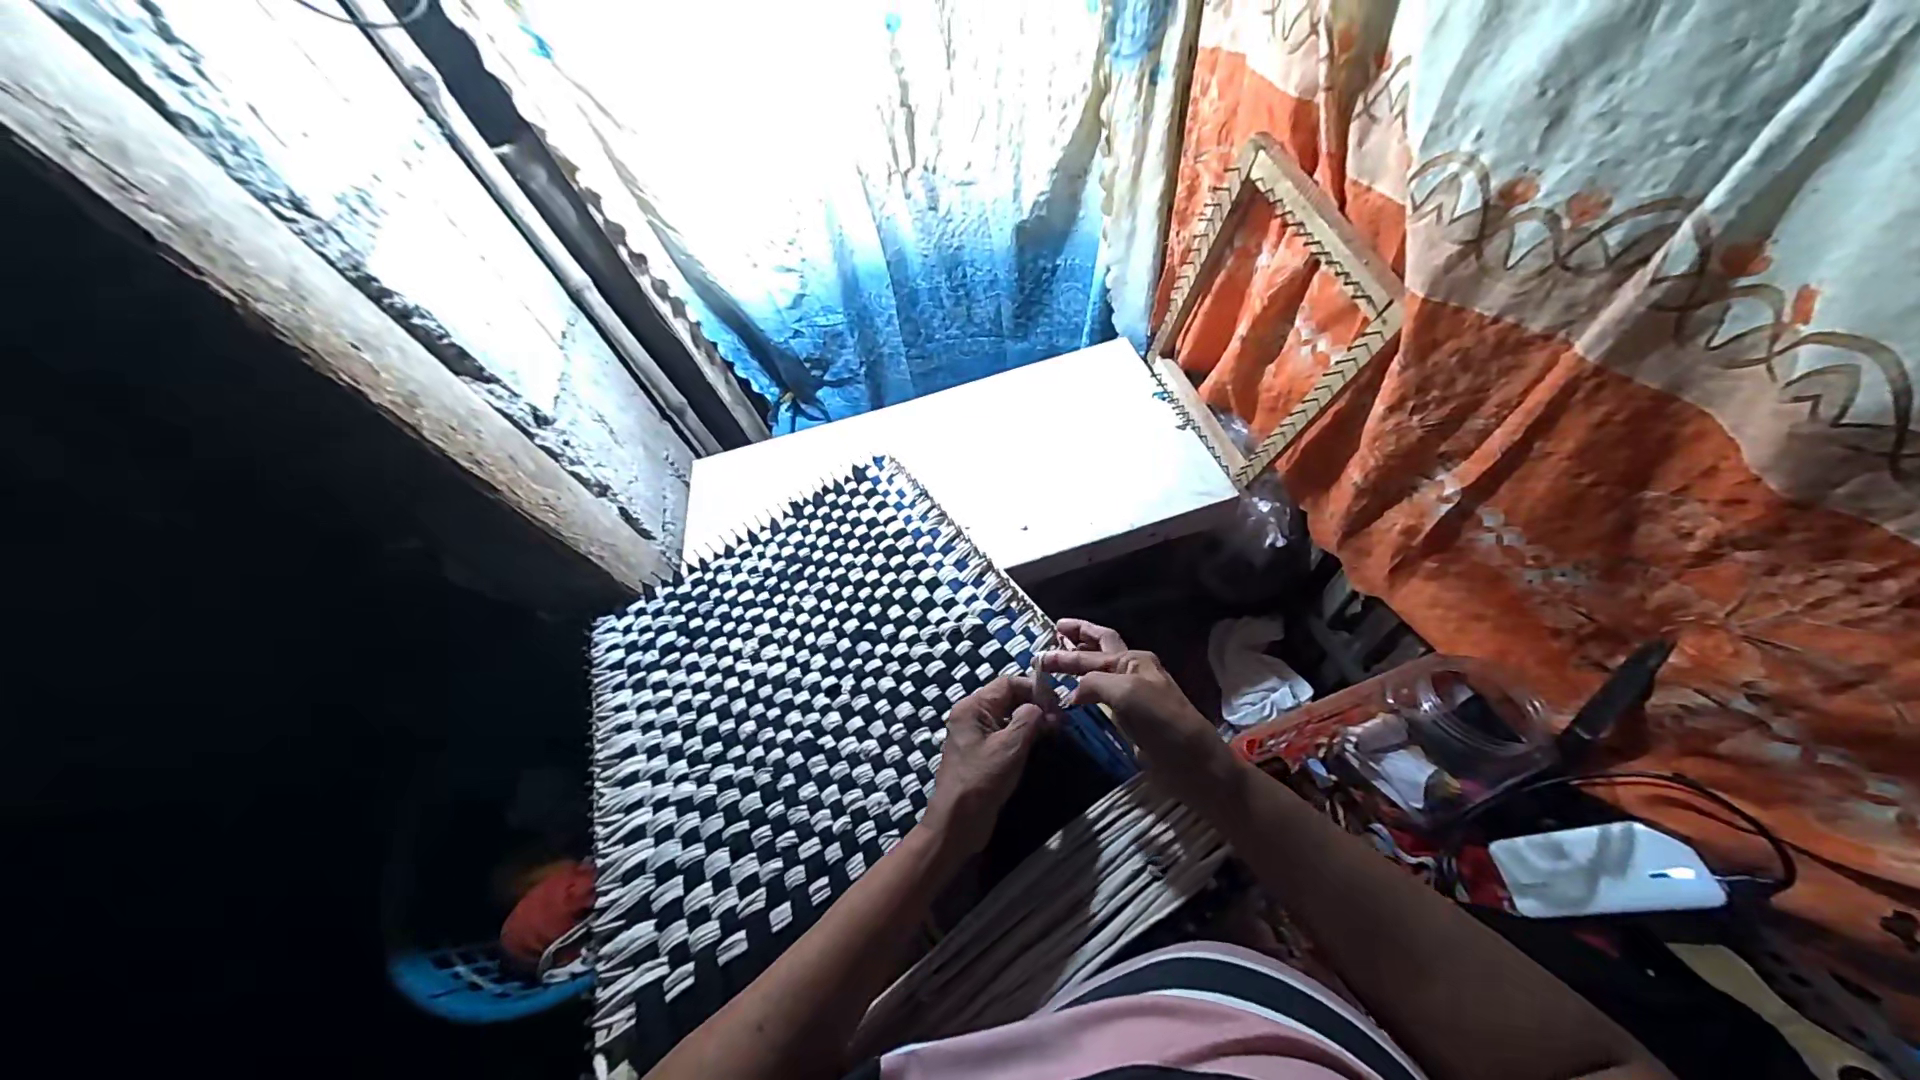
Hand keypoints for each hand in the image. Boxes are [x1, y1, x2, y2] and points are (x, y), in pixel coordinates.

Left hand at [921, 676, 1051, 854]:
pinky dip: (1023, 737)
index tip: (1058, 704)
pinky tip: (1039, 745)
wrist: (957, 822)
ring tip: (1054, 733)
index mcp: (972, 707)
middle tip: (1060, 721)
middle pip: (1007, 699)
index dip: (1034, 689)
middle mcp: (971, 716)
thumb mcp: (1010, 746)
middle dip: (1035, 706)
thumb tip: (1040, 708)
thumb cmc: (982, 780)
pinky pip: (1005, 735)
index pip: (1007, 684)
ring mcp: (975, 736)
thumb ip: (1028, 719)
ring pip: (1008, 718)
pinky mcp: (981, 754)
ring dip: (1031, 722)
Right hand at [1038, 619, 1244, 810]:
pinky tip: (1073, 694)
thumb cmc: (1161, 720)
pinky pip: (1102, 695)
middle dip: (1079, 636)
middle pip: (1101, 647)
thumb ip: (1093, 682)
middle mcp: (1133, 671)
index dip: (1065, 653)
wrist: (1191, 762)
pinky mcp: (1130, 717)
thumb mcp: (1125, 692)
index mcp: (1134, 659)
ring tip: (1059, 656)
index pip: (1094, 650)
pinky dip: (1085, 689)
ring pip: (1101, 670)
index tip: (1039, 655)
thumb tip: (1071, 693)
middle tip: (1055, 630)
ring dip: (1081, 661)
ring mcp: (1132, 694)